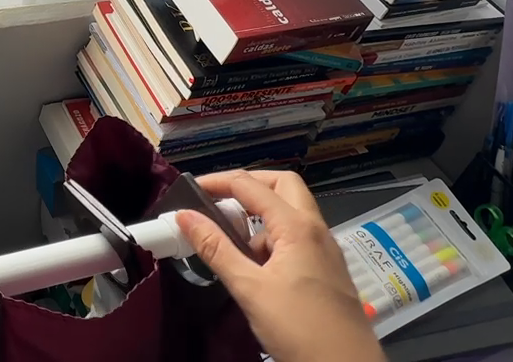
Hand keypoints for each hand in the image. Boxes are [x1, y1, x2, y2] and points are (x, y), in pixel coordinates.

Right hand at [175, 170, 383, 361]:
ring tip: (233, 238)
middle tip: (221, 198)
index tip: (189, 190)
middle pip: (282, 184)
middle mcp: (316, 230)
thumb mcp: (250, 289)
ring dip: (261, 212)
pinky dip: (273, 236)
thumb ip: (216, 248)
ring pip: (292, 210)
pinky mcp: (329, 272)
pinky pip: (298, 236)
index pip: (249, 185)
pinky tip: (256, 266)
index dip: (216, 182)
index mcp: (297, 227)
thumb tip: (184, 215)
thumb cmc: (300, 331)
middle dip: (248, 184)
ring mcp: (326, 251)